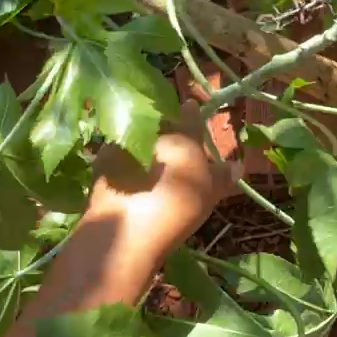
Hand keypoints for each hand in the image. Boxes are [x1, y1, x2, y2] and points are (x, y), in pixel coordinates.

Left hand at [82, 102, 235, 269]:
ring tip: (147, 161)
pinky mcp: (100, 163)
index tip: (190, 107)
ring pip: (136, 136)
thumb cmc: (177, 207)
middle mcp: (152, 132)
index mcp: (182, 136)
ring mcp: (123, 144)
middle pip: (161, 124)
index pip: (190, 116)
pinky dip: (124, 161)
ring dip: (142, 142)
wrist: (127, 230)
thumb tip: (236, 165)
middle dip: (165, 128)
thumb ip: (222, 176)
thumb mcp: (209, 193)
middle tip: (170, 142)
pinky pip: (117, 155)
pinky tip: (128, 177)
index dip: (191, 112)